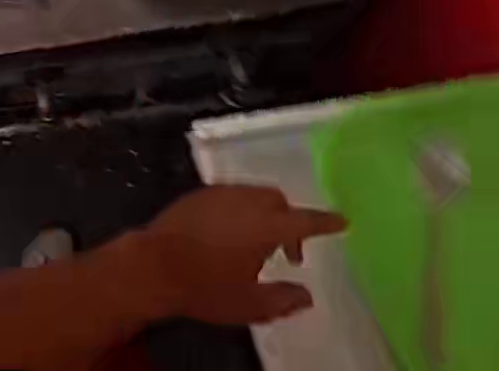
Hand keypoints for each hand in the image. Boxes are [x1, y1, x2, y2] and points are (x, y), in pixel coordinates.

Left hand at [135, 185, 346, 324]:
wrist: (156, 263)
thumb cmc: (206, 287)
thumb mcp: (250, 304)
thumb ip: (283, 299)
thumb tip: (306, 295)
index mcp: (262, 225)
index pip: (303, 220)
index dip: (324, 221)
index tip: (342, 220)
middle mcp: (243, 200)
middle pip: (277, 200)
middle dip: (290, 221)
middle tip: (290, 253)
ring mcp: (219, 193)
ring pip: (253, 194)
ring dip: (265, 213)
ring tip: (260, 246)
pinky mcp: (200, 193)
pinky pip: (232, 194)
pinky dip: (243, 209)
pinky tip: (234, 234)